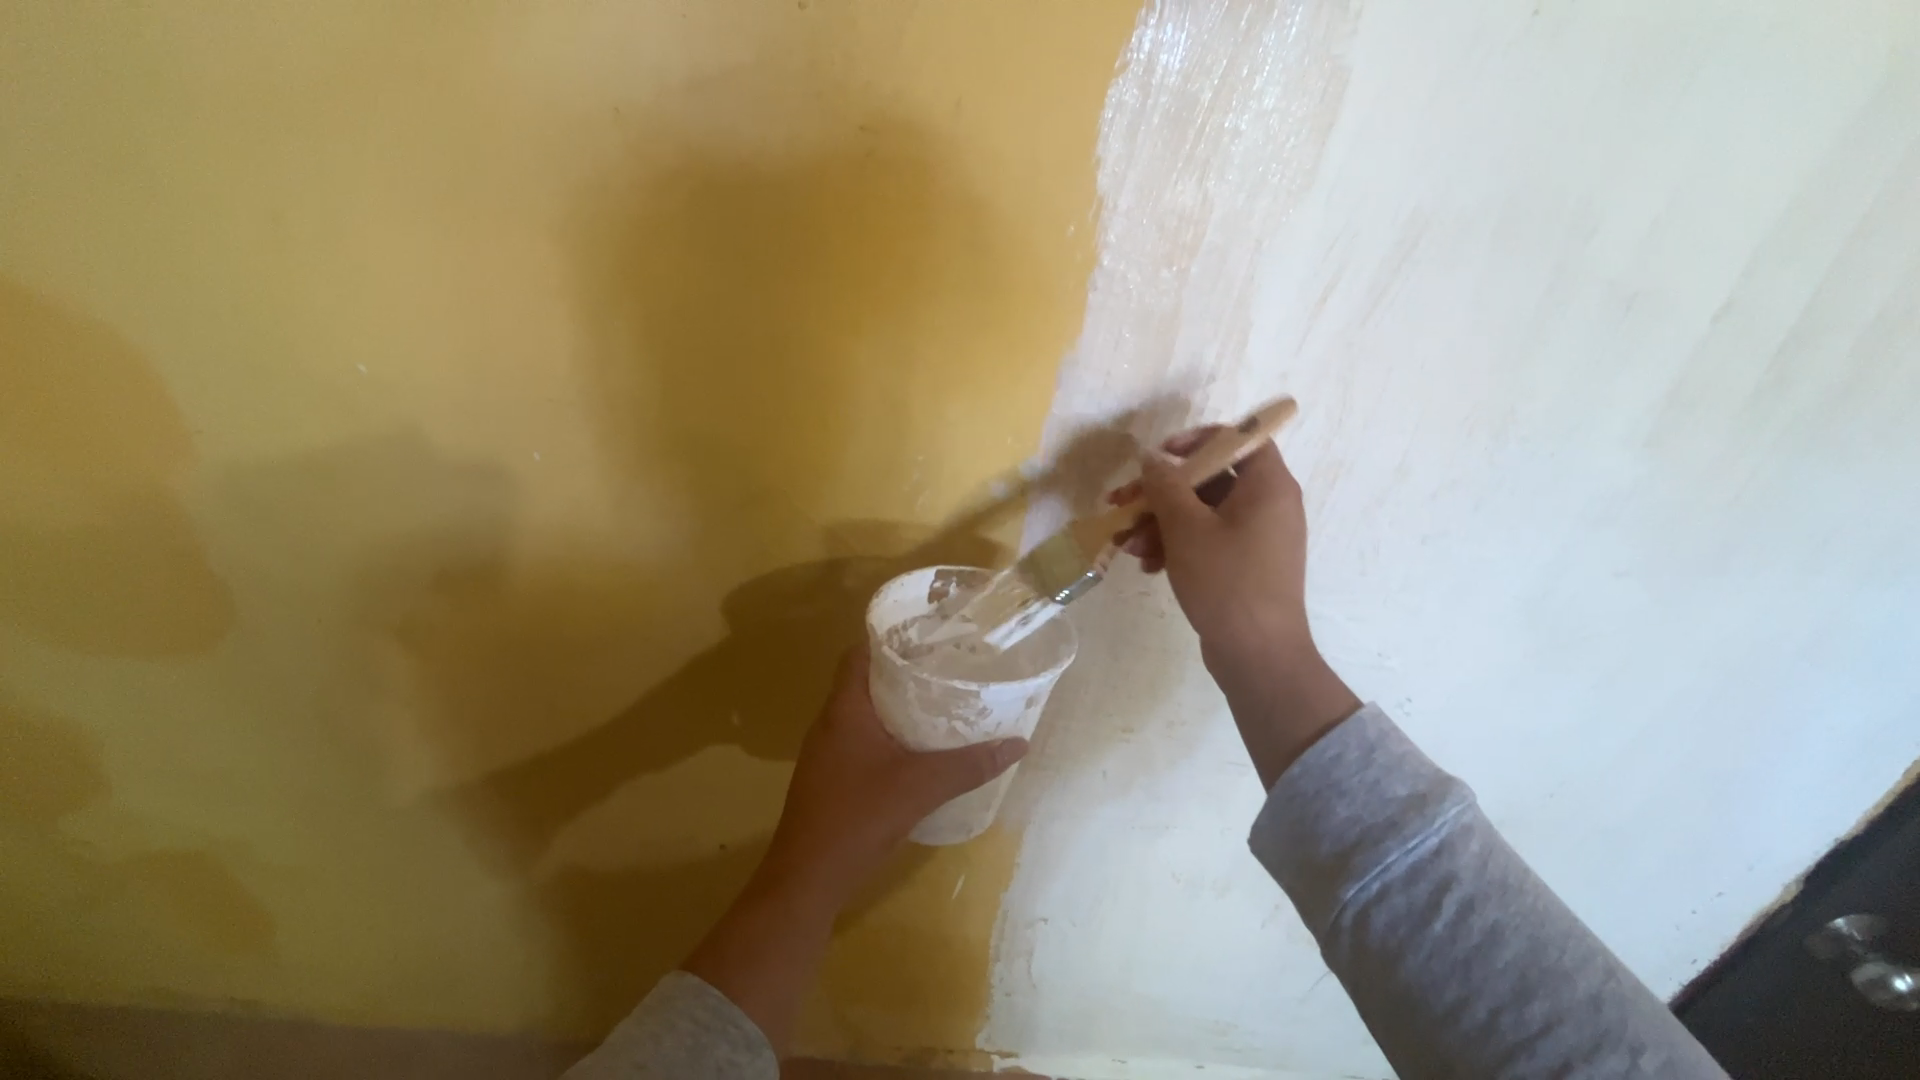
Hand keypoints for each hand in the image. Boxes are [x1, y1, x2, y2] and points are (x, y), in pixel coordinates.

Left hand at [758, 647, 1027, 905]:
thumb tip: (1018, 744)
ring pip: (862, 712)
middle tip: (944, 666)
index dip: (889, 638)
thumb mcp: (921, 787)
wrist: (807, 878)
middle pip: (863, 680)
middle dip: (901, 671)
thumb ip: (969, 765)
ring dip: (894, 705)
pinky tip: (915, 750)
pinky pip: (859, 739)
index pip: (859, 653)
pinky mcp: (829, 777)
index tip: (926, 634)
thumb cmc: (858, 817)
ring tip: (937, 702)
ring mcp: (825, 752)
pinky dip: (886, 734)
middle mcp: (830, 722)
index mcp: (845, 709)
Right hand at [1115, 428, 1358, 786]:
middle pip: (1210, 480)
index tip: (1162, 457)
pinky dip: (1178, 546)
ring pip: (1203, 513)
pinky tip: (1149, 566)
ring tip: (1128, 546)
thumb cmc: (1225, 580)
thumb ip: (1165, 484)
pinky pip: (1209, 540)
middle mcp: (1269, 505)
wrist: (1258, 653)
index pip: (1238, 439)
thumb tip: (1152, 457)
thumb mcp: (1186, 527)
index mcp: (1268, 485)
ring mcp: (1259, 537)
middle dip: (1161, 493)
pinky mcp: (1247, 565)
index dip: (1197, 440)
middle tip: (1122, 504)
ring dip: (1161, 523)